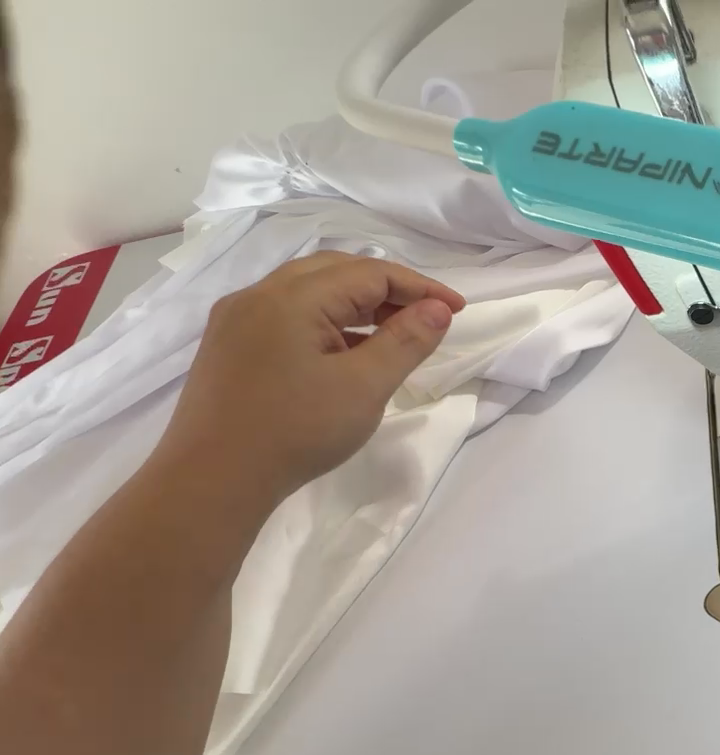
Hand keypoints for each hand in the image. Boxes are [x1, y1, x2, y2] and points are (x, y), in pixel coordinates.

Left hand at [152, 252, 466, 510]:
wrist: (217, 474)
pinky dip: (335, 319)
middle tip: (432, 316)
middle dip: (390, 286)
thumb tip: (439, 309)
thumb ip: (406, 341)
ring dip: (362, 302)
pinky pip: (294, 313)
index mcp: (290, 300)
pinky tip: (355, 348)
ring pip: (313, 290)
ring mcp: (241, 320)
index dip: (419, 286)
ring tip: (401, 331)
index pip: (367, 273)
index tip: (459, 310)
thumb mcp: (366, 386)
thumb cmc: (298, 428)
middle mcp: (259, 297)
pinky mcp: (237, 344)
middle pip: (336, 271)